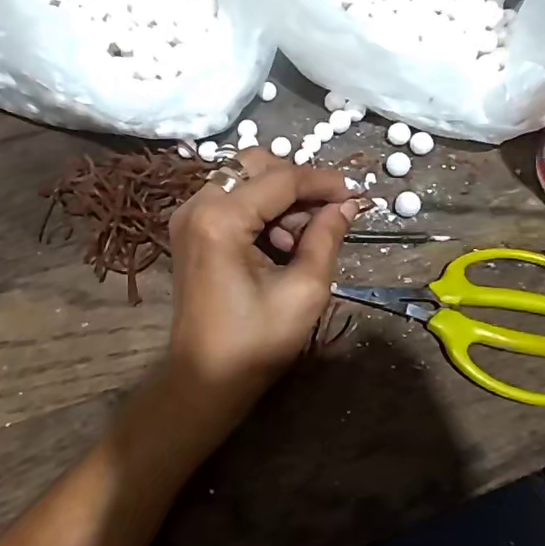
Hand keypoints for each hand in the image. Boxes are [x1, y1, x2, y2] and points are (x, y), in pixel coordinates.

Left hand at [165, 150, 366, 407]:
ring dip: (278, 199)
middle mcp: (196, 206)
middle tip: (324, 216)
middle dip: (296, 184)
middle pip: (255, 165)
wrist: (206, 379)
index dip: (323, 182)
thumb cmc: (256, 341)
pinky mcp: (191, 231)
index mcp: (220, 219)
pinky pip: (231, 200)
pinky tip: (279, 245)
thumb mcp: (304, 290)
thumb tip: (346, 204)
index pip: (281, 179)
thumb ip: (326, 237)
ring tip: (300, 242)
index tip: (355, 194)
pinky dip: (260, 211)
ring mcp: (188, 218)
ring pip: (243, 180)